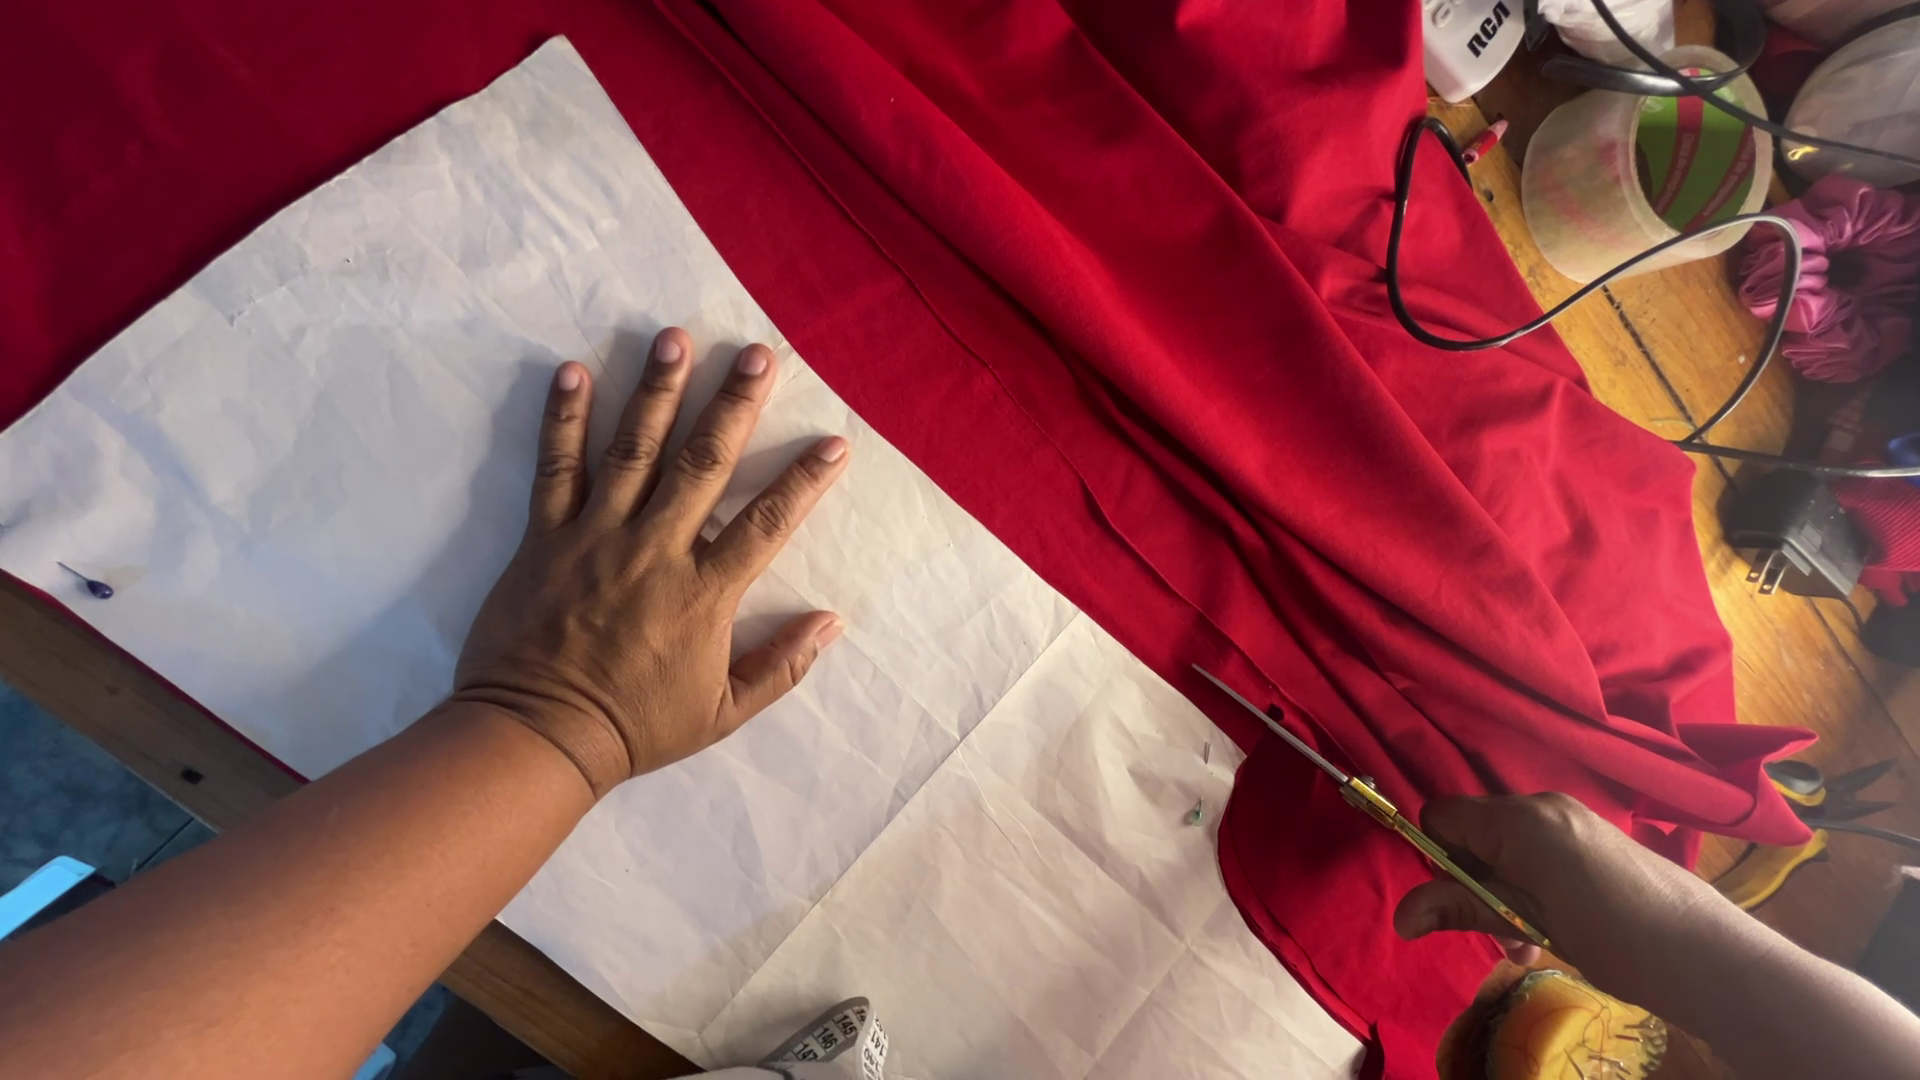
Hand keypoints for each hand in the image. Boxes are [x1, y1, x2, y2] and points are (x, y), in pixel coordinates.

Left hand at [451, 327, 850, 796]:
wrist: (536, 737)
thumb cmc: (638, 726)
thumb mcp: (726, 712)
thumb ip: (783, 666)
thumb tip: (834, 621)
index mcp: (705, 592)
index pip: (769, 522)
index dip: (805, 479)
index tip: (834, 441)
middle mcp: (656, 549)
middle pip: (703, 464)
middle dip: (735, 405)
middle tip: (757, 355)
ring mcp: (596, 536)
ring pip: (633, 450)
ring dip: (658, 391)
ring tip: (675, 338)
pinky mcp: (543, 537)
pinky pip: (555, 468)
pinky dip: (564, 419)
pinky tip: (575, 371)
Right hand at [1393, 793, 1734, 993]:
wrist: (1725, 964)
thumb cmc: (1616, 939)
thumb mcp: (1528, 926)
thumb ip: (1458, 909)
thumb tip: (1398, 918)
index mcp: (1518, 819)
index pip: (1440, 816)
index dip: (1439, 857)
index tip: (1463, 898)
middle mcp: (1540, 804)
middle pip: (1473, 829)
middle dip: (1475, 879)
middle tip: (1502, 931)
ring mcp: (1572, 817)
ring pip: (1505, 842)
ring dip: (1504, 888)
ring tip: (1532, 941)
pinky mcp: (1596, 835)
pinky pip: (1539, 845)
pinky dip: (1533, 880)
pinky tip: (1560, 925)